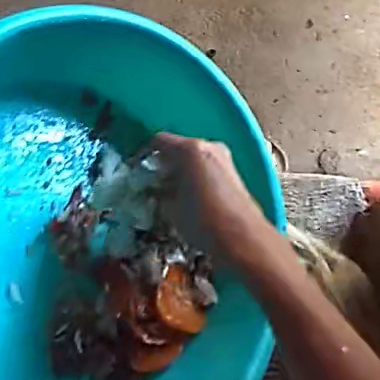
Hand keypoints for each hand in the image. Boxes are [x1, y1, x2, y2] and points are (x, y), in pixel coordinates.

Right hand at [146, 132, 280, 268]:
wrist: (244, 238)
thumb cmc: (203, 220)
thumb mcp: (170, 208)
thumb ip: (159, 192)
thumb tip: (155, 189)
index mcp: (190, 149)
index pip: (159, 141)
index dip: (144, 153)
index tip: (136, 169)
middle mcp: (208, 145)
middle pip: (178, 147)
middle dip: (163, 164)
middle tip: (151, 183)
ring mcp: (223, 156)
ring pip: (193, 157)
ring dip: (180, 170)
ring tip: (169, 192)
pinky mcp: (232, 171)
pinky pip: (206, 166)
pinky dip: (194, 175)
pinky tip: (189, 195)